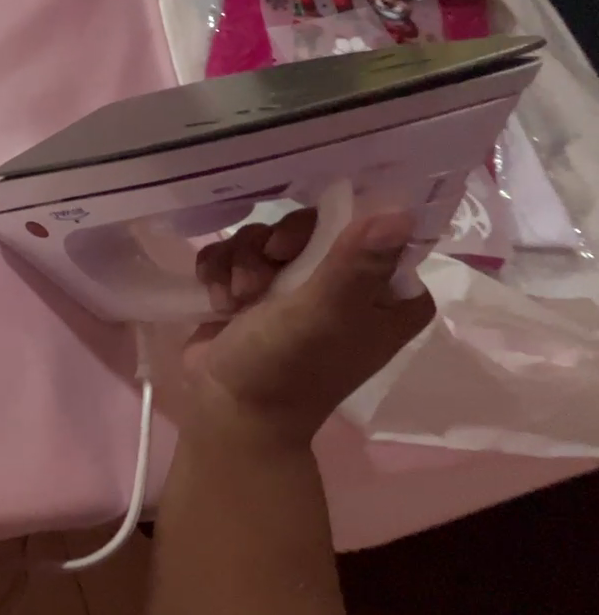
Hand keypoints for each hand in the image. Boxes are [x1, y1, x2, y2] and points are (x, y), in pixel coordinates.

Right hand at [185, 208, 435, 447]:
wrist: (228, 406)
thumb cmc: (285, 365)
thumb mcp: (323, 313)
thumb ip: (355, 263)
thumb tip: (397, 209)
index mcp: (386, 295)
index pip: (364, 229)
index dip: (322, 230)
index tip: (290, 252)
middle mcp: (345, 287)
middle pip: (304, 228)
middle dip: (266, 251)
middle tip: (258, 280)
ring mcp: (294, 291)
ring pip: (260, 240)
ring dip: (237, 264)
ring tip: (233, 300)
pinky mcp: (250, 294)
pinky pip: (230, 255)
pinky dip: (217, 272)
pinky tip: (216, 300)